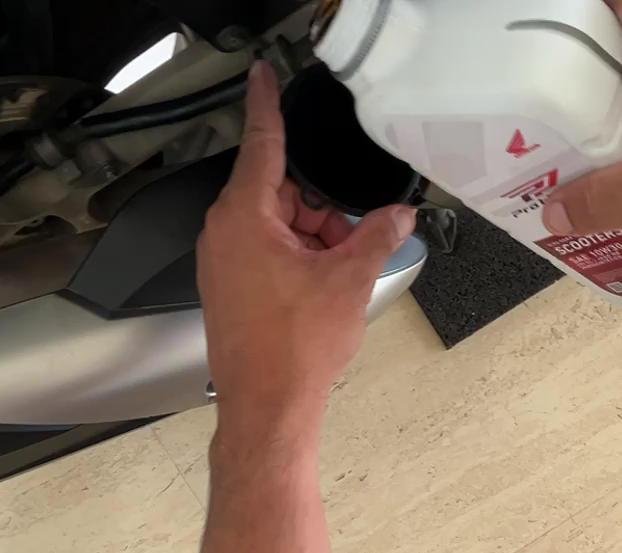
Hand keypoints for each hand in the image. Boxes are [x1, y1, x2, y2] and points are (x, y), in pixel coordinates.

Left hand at [197, 62, 417, 442]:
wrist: (268, 407)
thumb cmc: (293, 351)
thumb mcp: (349, 282)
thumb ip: (377, 236)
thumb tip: (398, 216)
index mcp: (245, 218)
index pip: (262, 143)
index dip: (269, 105)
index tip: (264, 76)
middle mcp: (224, 236)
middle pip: (280, 194)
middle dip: (320, 212)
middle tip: (349, 243)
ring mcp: (222, 266)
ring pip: (275, 228)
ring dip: (312, 242)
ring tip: (335, 280)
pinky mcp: (229, 292)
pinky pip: (265, 257)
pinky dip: (295, 263)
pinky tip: (318, 293)